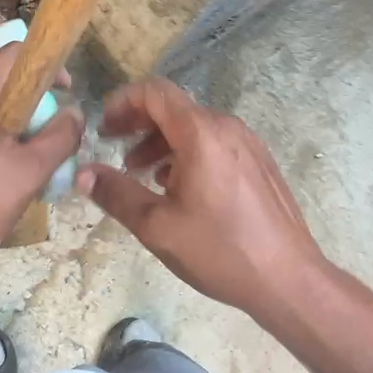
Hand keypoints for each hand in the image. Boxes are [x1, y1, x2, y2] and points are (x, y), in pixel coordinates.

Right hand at [77, 78, 325, 324]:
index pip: (155, 92)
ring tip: (140, 172)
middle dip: (139, 123)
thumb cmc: (221, 250)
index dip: (123, 101)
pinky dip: (187, 152)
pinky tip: (177, 187)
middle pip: (174, 107)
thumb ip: (116, 193)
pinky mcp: (259, 163)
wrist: (290, 281)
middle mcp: (226, 127)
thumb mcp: (157, 226)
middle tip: (113, 145)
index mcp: (201, 133)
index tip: (103, 126)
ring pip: (194, 127)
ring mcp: (247, 144)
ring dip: (161, 141)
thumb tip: (82, 174)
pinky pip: (214, 143)